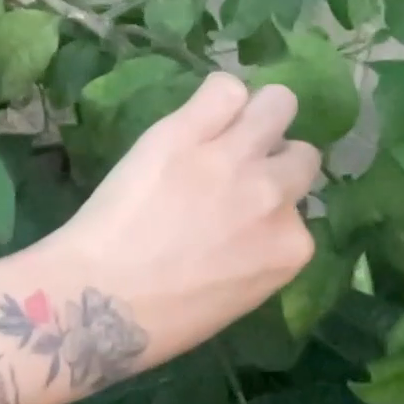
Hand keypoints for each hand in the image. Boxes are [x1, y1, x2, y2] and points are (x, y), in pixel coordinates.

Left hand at [42, 72, 322, 369]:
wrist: (101, 296)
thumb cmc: (162, 316)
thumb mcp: (236, 292)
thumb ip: (256, 249)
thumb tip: (248, 221)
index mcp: (291, 248)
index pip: (300, 207)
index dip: (271, 203)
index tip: (242, 208)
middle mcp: (274, 197)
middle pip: (301, 154)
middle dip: (273, 156)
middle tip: (236, 163)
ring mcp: (233, 159)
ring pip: (277, 104)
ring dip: (258, 112)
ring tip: (226, 123)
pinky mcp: (187, 131)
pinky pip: (224, 88)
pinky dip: (217, 95)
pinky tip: (199, 112)